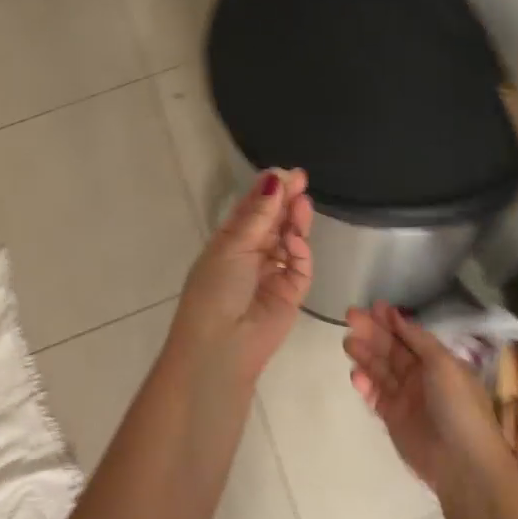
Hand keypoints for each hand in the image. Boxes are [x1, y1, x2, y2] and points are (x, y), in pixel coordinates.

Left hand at [168, 169, 314, 378]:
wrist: (221, 345)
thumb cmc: (215, 289)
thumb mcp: (232, 246)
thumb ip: (258, 214)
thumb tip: (274, 179)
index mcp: (229, 241)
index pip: (252, 208)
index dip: (267, 189)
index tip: (285, 172)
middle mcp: (252, 254)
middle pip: (274, 220)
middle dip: (286, 199)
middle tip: (301, 179)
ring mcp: (273, 273)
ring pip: (290, 239)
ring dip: (295, 220)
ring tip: (302, 203)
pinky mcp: (292, 293)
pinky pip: (300, 265)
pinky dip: (300, 251)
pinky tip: (297, 239)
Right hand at [344, 303, 510, 489]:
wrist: (462, 462)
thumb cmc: (457, 404)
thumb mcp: (442, 362)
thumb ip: (416, 338)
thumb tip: (396, 314)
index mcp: (438, 361)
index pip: (410, 336)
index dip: (392, 321)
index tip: (372, 306)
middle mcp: (421, 377)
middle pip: (392, 350)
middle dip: (372, 333)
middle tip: (351, 317)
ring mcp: (406, 398)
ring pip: (381, 371)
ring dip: (365, 355)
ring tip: (348, 342)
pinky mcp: (394, 419)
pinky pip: (376, 396)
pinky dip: (366, 385)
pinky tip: (355, 375)